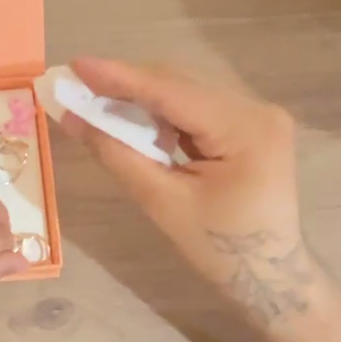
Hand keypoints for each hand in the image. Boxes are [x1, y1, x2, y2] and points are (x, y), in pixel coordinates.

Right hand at [62, 56, 319, 331]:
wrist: (269, 276)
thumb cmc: (217, 248)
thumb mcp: (161, 201)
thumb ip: (116, 154)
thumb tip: (72, 118)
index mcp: (245, 128)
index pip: (172, 92)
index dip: (120, 77)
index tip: (76, 65)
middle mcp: (257, 109)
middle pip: (180, 83)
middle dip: (127, 84)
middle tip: (78, 85)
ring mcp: (258, 115)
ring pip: (187, 92)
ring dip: (142, 96)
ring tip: (96, 100)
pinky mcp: (250, 126)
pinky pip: (197, 108)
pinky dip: (162, 112)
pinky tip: (133, 118)